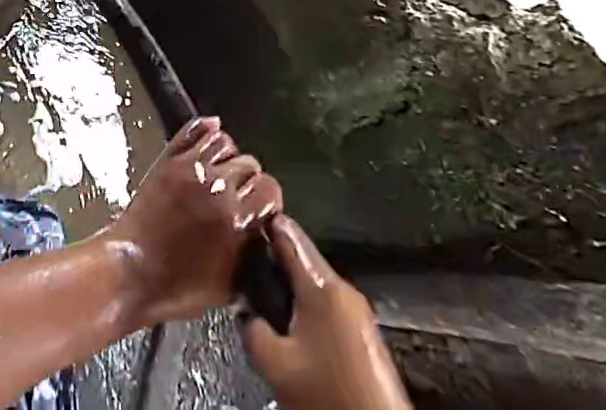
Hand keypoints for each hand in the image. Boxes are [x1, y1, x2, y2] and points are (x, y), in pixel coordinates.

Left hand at [101, 117, 282, 327]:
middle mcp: (217, 186)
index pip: (270, 188)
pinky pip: (193, 131)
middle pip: (248, 164)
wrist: (134, 269)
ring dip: (227, 156)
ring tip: (222, 171)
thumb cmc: (180, 284)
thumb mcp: (235, 281)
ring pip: (224, 143)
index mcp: (238, 218)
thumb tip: (265, 226)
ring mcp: (189, 169)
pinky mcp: (167, 161)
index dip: (267, 199)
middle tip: (238, 194)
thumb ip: (256, 248)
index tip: (260, 207)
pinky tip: (210, 136)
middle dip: (248, 180)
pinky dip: (205, 131)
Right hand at [241, 216, 410, 409]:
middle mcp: (344, 293)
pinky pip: (324, 301)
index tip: (244, 213)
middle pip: (302, 257)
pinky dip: (302, 298)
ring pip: (313, 280)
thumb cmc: (326, 395)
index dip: (265, 222)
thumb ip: (250, 326)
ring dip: (288, 278)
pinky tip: (285, 313)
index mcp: (323, 289)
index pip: (289, 237)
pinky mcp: (362, 335)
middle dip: (273, 253)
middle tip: (242, 251)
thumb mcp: (272, 361)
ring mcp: (357, 314)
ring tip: (259, 282)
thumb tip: (247, 314)